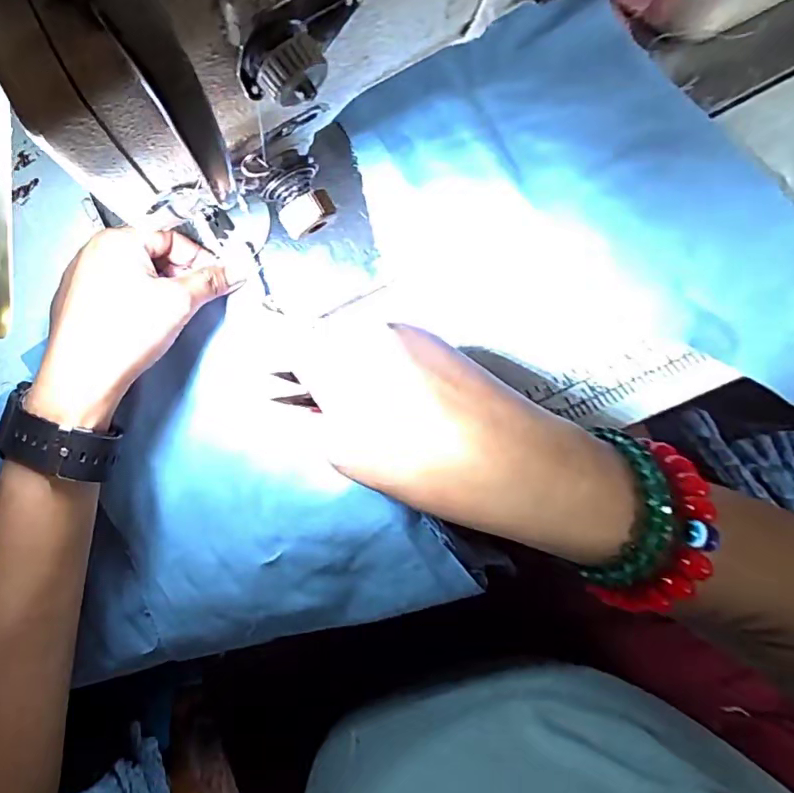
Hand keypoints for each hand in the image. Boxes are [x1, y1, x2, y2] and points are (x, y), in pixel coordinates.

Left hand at [26, 227, 239, 431]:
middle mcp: (94, 252)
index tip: (214, 276)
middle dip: (178, 276)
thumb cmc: (116, 339)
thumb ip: (211, 281)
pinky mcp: (79, 301)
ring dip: (158, 291)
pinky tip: (142, 324)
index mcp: (116, 240)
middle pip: (154, 254)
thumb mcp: (179, 303)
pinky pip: (118, 291)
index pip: (173, 238)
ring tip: (163, 316)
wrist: (81, 379)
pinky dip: (136, 303)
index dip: (199, 259)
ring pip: (136, 274)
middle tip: (193, 298)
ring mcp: (83, 276)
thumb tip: (231, 271)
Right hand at [293, 322, 638, 564]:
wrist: (518, 460)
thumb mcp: (345, 451)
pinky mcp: (433, 340)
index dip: (275, 371)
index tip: (277, 398)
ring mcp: (405, 329)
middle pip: (318, 337)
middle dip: (309, 370)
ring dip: (343, 369)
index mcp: (339, 350)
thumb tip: (288, 400)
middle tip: (316, 412)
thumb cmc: (422, 466)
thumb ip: (306, 417)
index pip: (284, 343)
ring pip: (352, 342)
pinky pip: (384, 346)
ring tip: (358, 413)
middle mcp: (369, 326)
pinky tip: (393, 405)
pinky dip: (374, 368)